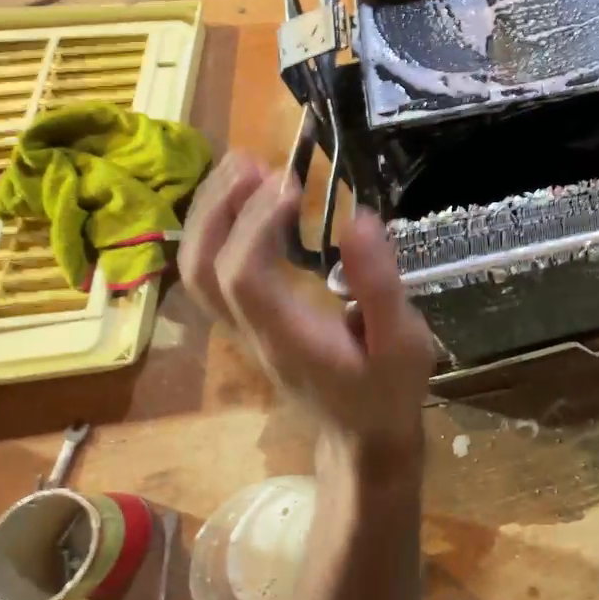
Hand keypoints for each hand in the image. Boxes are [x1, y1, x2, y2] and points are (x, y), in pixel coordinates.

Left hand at [179, 152, 434, 454]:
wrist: (363, 439)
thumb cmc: (387, 390)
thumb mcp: (401, 340)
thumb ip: (378, 283)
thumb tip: (359, 218)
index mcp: (285, 336)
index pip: (242, 276)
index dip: (255, 224)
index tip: (293, 182)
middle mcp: (251, 331)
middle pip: (200, 270)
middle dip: (217, 208)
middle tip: (253, 160)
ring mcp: (245, 329)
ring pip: (198, 272)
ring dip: (213, 213)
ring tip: (246, 167)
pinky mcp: (252, 323)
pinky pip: (215, 272)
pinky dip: (221, 228)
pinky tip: (250, 202)